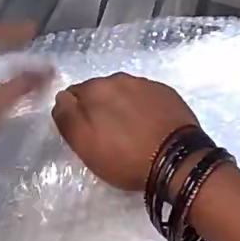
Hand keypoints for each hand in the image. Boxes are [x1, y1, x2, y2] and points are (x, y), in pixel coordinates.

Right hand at [51, 73, 201, 190]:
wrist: (178, 162)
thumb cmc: (126, 157)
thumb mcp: (85, 146)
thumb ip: (67, 118)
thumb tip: (61, 98)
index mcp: (94, 89)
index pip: (73, 95)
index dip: (76, 115)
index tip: (86, 134)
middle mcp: (119, 78)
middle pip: (99, 92)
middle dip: (99, 108)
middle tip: (107, 135)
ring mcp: (146, 84)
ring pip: (123, 93)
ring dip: (121, 107)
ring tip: (129, 131)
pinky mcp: (167, 93)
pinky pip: (146, 97)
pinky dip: (142, 108)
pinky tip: (148, 126)